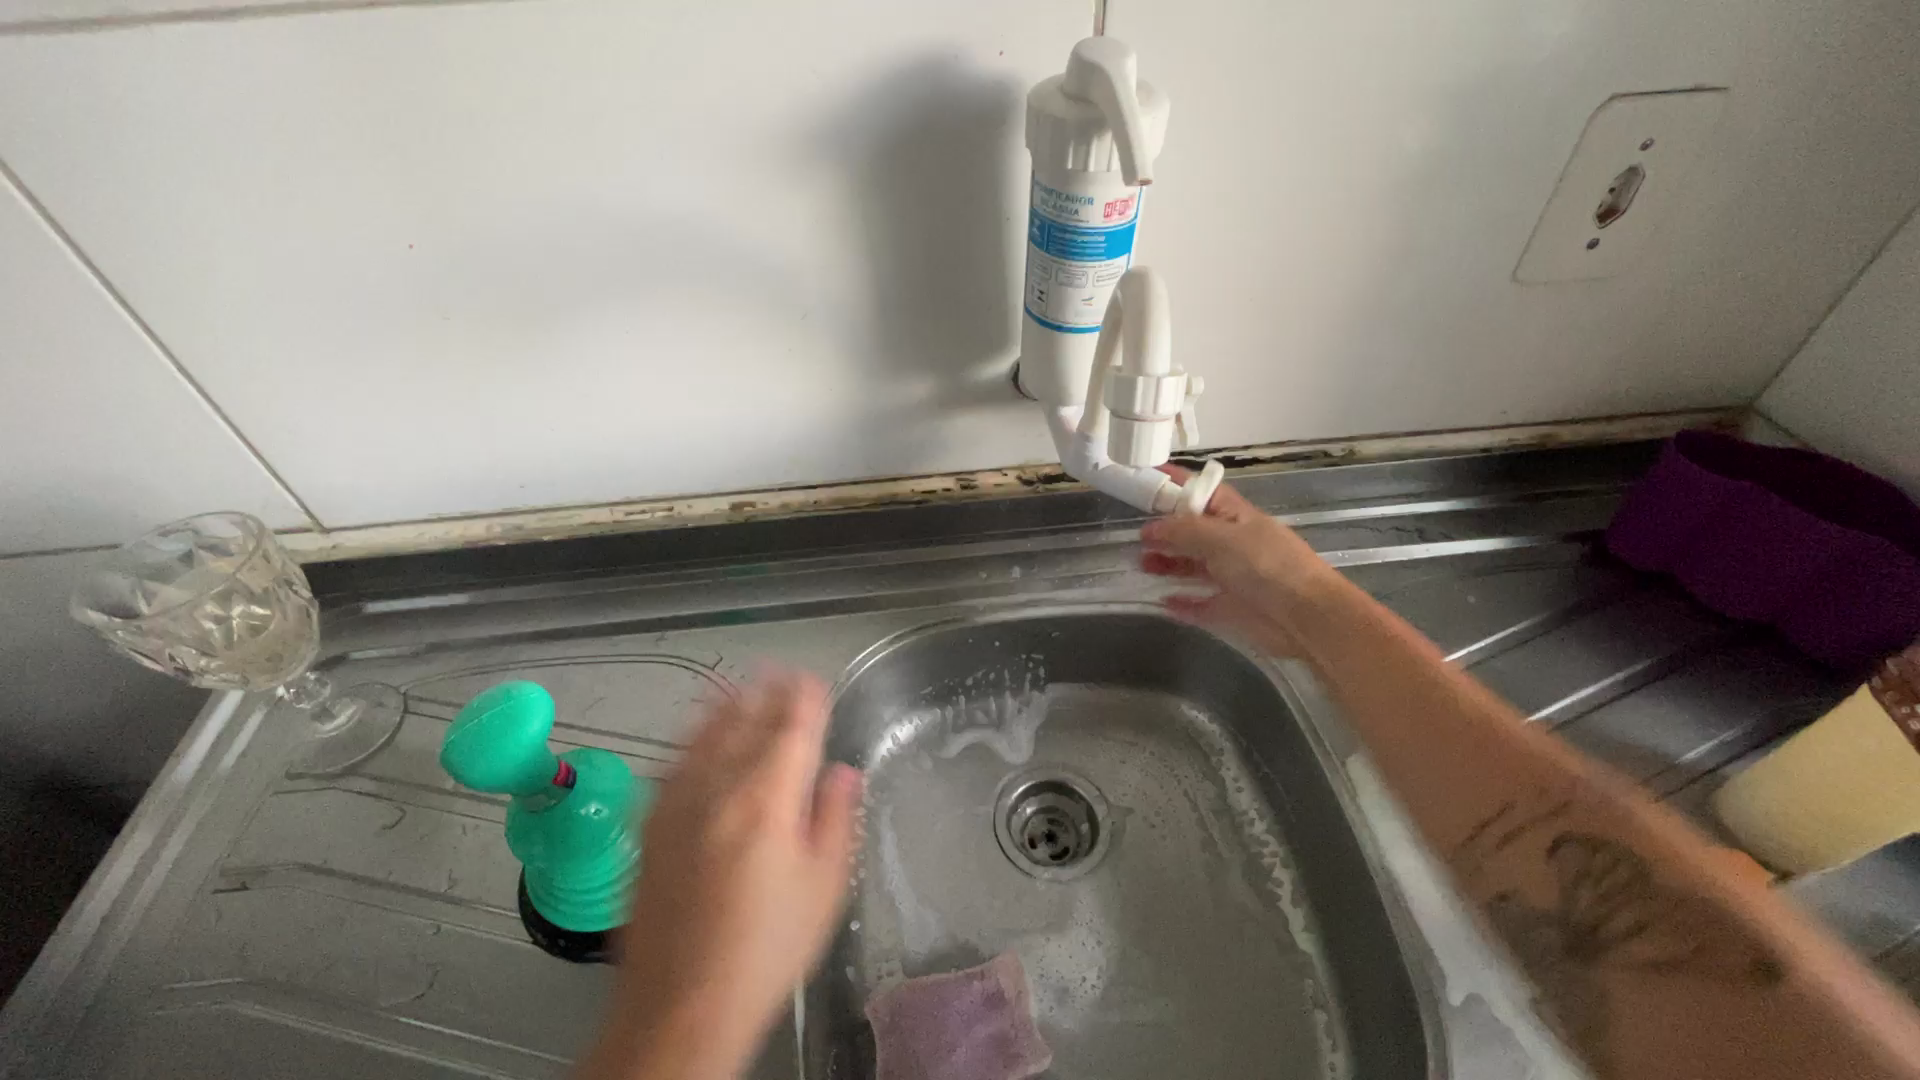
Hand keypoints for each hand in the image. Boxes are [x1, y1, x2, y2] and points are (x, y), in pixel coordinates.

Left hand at [581, 671, 862, 1079]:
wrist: (683, 1003)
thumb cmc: (766, 950)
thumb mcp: (824, 887)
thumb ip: (835, 818)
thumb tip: (842, 773)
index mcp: (768, 799)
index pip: (792, 728)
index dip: (807, 698)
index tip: (816, 681)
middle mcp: (719, 789)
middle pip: (747, 721)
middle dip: (769, 692)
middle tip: (783, 673)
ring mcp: (678, 804)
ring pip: (705, 734)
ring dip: (728, 704)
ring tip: (742, 686)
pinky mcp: (650, 825)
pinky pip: (673, 762)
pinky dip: (692, 737)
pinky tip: (698, 734)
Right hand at [1139, 466, 1339, 656]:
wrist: (1305, 616)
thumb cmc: (1267, 565)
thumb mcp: (1222, 538)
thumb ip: (1183, 532)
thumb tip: (1149, 529)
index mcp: (1235, 517)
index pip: (1202, 492)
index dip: (1177, 484)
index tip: (1148, 476)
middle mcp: (1232, 544)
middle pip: (1192, 532)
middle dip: (1165, 531)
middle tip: (1136, 534)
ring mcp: (1231, 577)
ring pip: (1192, 566)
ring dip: (1167, 564)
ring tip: (1142, 564)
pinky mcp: (1229, 609)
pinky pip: (1197, 603)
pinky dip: (1180, 601)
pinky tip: (1161, 600)